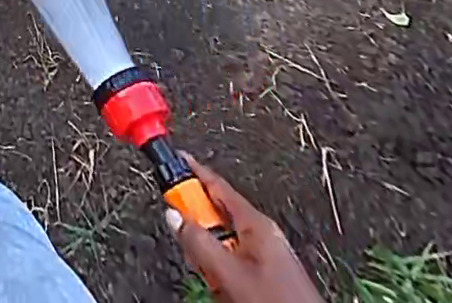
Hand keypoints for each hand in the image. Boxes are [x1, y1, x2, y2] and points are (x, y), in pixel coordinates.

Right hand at [166, 154, 323, 302]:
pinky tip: (224, 289)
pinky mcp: (268, 274)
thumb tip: (174, 216)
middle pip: (219, 214)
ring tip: (213, 278)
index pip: (217, 185)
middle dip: (200, 225)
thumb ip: (200, 243)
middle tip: (185, 237)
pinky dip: (223, 269)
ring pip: (226, 241)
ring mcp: (267, 254)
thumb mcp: (230, 272)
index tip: (174, 162)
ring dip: (212, 255)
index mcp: (256, 222)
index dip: (194, 172)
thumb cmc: (277, 302)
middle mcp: (262, 232)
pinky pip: (236, 260)